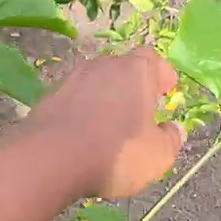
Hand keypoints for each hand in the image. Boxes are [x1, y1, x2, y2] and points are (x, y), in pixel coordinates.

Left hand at [24, 50, 183, 199]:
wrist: (52, 159)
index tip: (166, 89)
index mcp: (135, 71)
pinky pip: (71, 103)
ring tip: (106, 126)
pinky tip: (80, 137)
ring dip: (102, 100)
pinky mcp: (47, 100)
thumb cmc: (116, 153)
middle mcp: (103, 66)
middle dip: (130, 87)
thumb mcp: (157, 156)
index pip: (153, 60)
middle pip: (121, 69)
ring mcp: (71, 80)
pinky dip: (78, 114)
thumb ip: (170, 139)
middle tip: (137, 110)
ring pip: (94, 85)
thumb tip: (172, 130)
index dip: (161, 74)